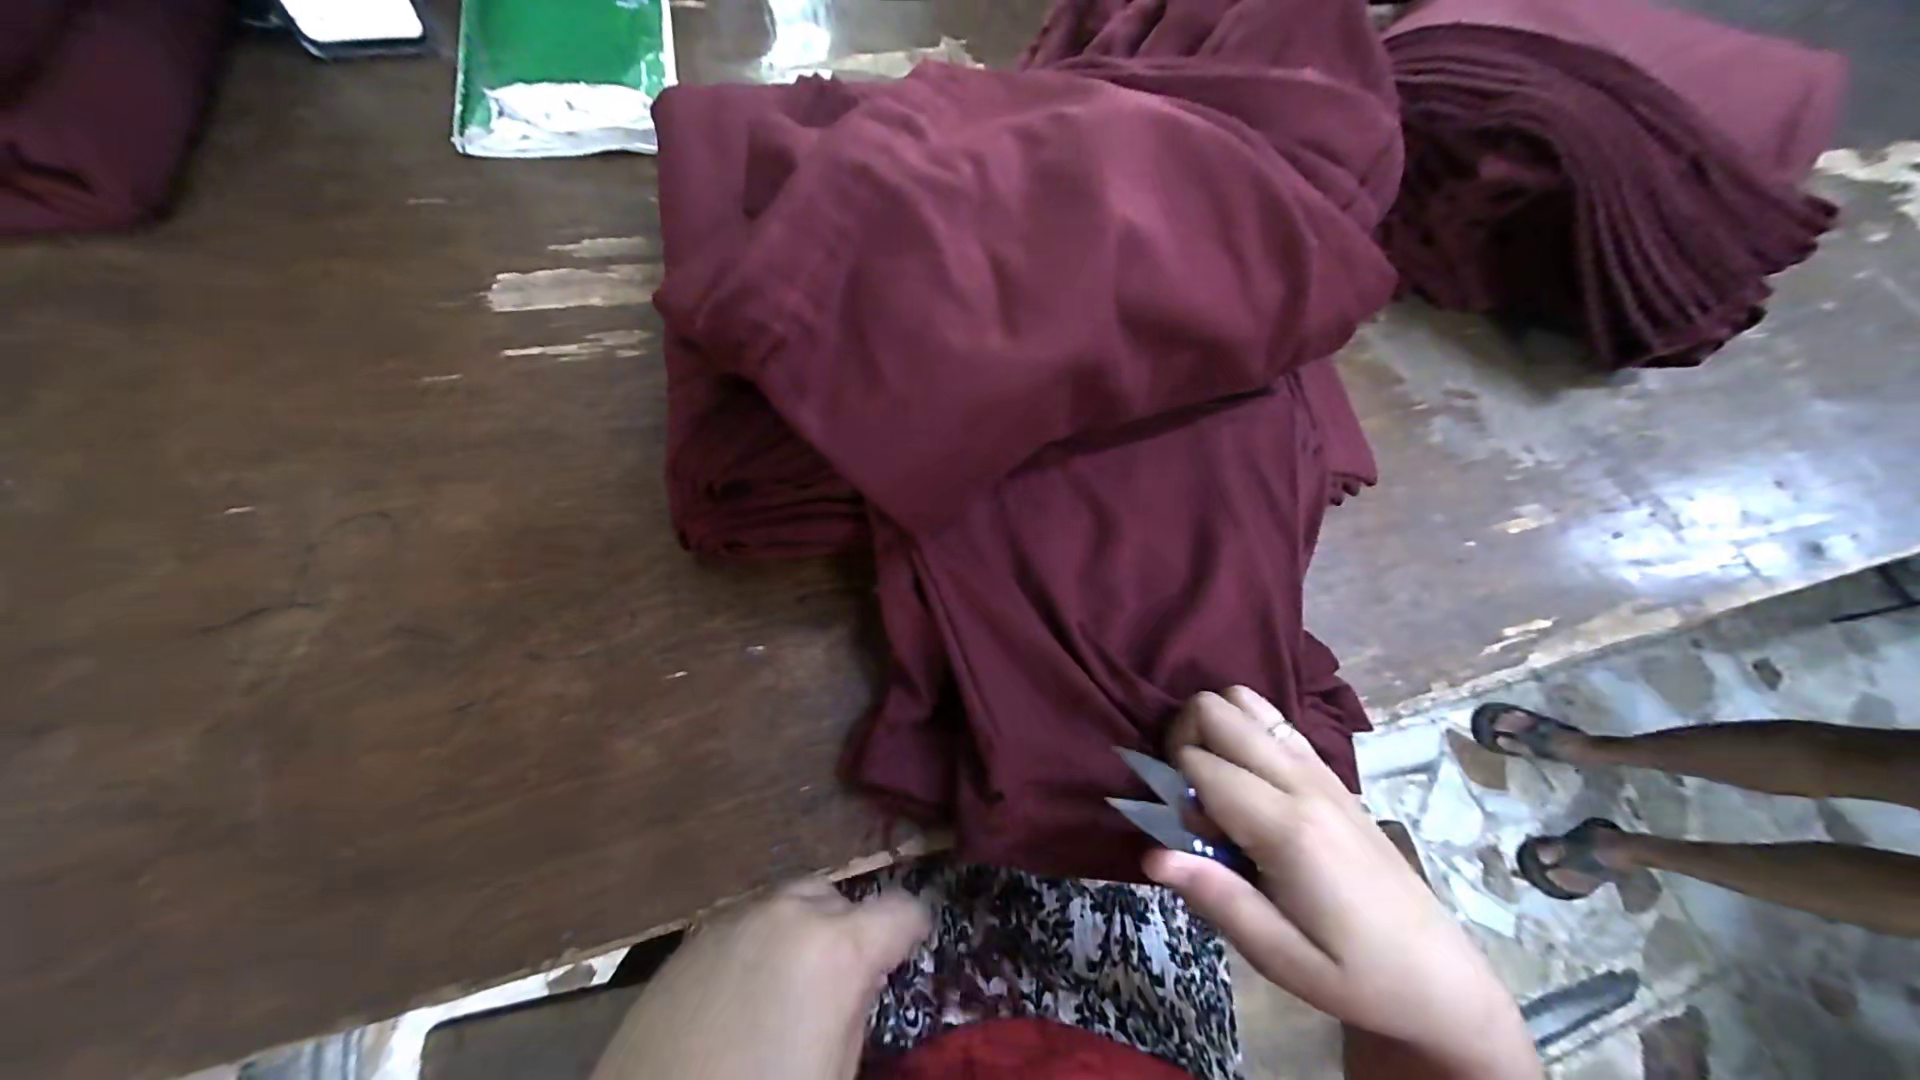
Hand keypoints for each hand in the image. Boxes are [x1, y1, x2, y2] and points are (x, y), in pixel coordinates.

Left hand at [592, 879, 930, 1079]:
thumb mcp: (835, 1071)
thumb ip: (857, 1007)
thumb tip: (860, 978)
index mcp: (838, 948)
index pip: (902, 909)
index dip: (913, 931)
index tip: (908, 952)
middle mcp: (792, 913)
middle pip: (843, 900)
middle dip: (852, 932)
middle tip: (840, 985)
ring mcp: (741, 916)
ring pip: (795, 901)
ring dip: (807, 930)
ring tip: (791, 983)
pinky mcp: (698, 933)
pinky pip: (752, 918)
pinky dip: (765, 938)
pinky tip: (746, 988)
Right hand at [1143, 688, 1539, 1079]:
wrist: (1441, 976)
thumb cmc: (1355, 974)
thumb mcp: (1280, 958)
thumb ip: (1216, 898)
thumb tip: (1151, 855)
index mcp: (1288, 828)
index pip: (1200, 762)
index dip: (1171, 785)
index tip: (1185, 828)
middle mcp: (1302, 782)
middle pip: (1216, 709)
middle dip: (1181, 738)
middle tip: (1186, 793)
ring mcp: (1320, 770)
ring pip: (1243, 700)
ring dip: (1211, 726)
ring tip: (1212, 778)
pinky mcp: (1329, 772)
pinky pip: (1272, 717)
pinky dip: (1241, 726)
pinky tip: (1244, 774)